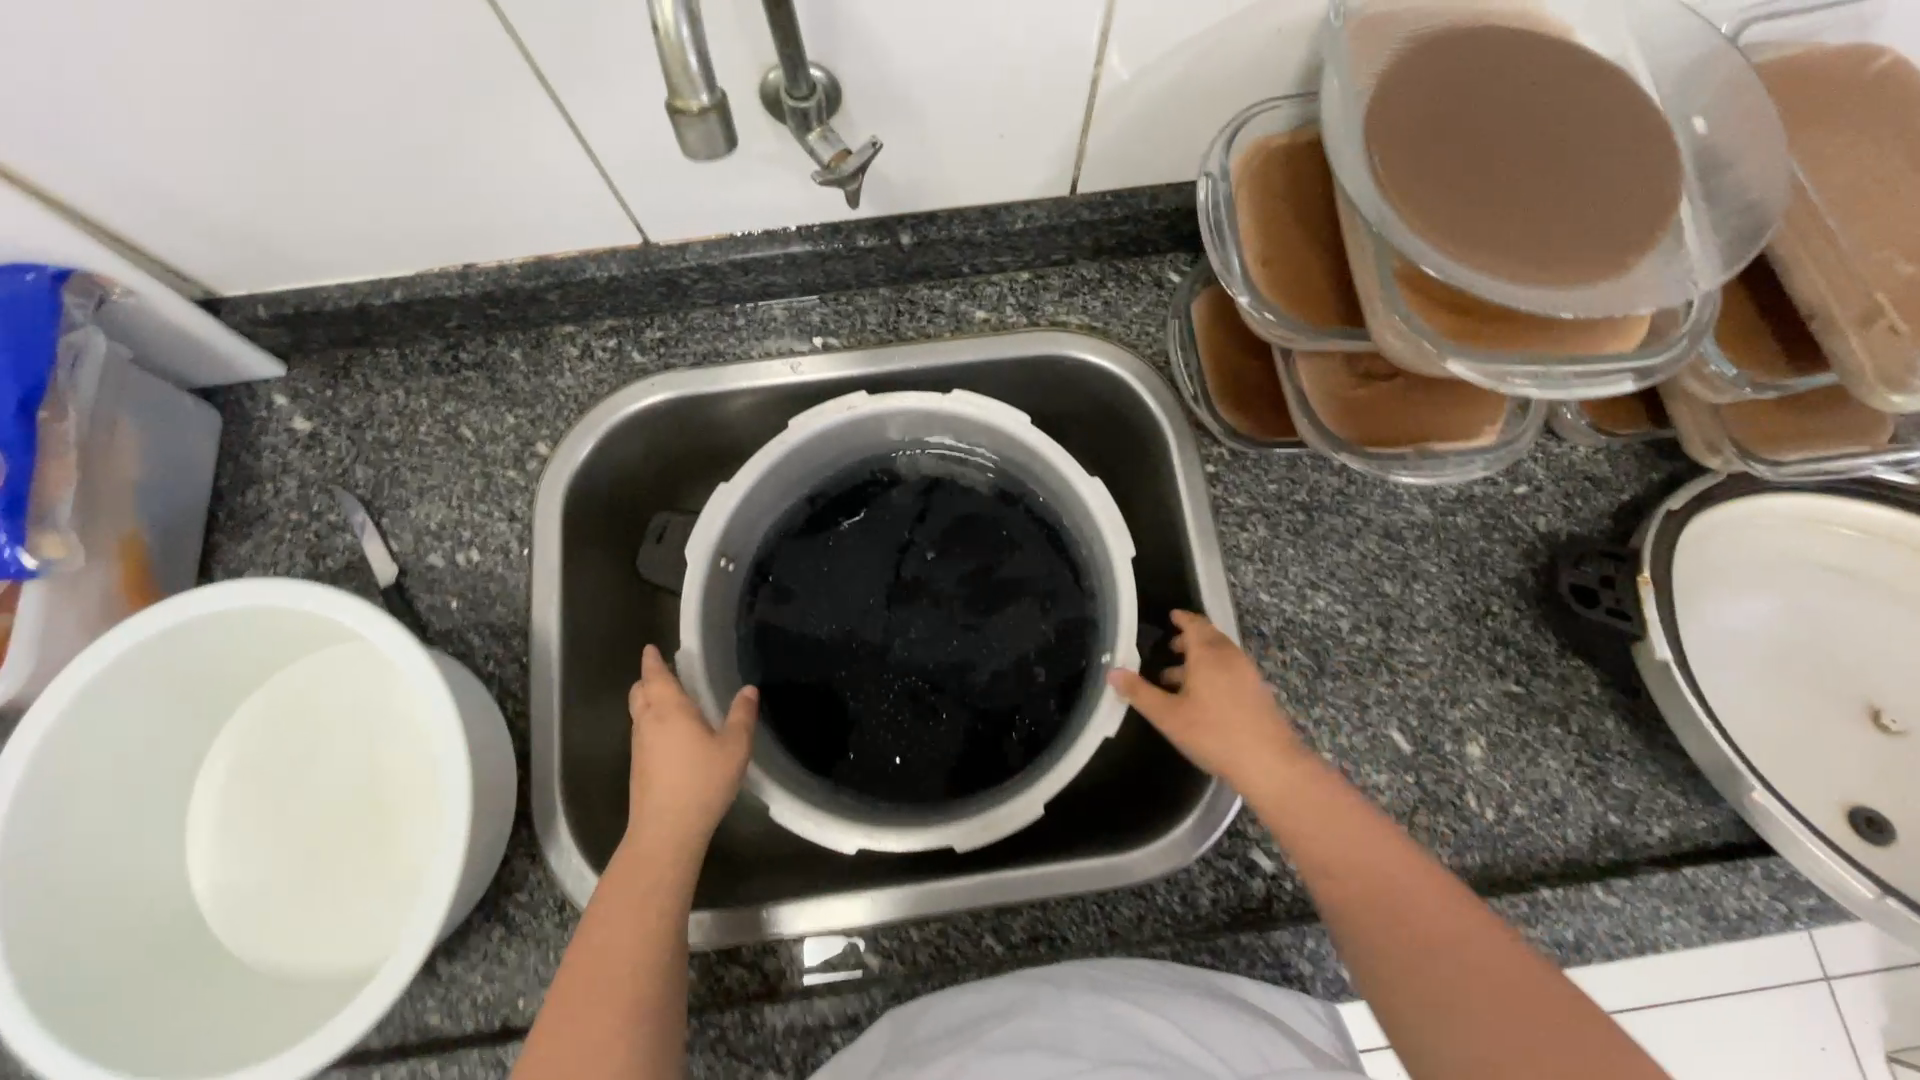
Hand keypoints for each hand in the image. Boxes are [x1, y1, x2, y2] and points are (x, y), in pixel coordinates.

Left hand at [624, 645, 756, 860]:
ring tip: (670, 699)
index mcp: (670, 709)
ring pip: (638, 713)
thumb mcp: (735, 747)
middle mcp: (648, 722)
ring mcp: (639, 746)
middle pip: (639, 692)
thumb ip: (742, 716)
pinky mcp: (638, 766)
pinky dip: (652, 721)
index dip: (652, 660)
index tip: (650, 648)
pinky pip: (642, 732)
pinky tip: (672, 734)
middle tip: (663, 672)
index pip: (655, 676)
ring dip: (649, 700)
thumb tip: (749, 689)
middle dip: (648, 679)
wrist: (666, 830)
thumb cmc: (702, 782)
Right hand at [1108, 610, 1312, 793]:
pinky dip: (1214, 673)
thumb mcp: (1168, 716)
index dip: (1182, 618)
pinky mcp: (1258, 692)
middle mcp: (1231, 657)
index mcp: (1208, 654)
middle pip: (1210, 638)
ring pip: (1221, 656)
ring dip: (1200, 659)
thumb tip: (1112, 672)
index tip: (1171, 616)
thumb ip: (1139, 693)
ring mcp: (1248, 674)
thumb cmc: (1213, 734)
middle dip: (1189, 639)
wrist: (1269, 762)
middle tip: (1169, 647)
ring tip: (1177, 678)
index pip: (1195, 624)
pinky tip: (1202, 698)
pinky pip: (1232, 671)